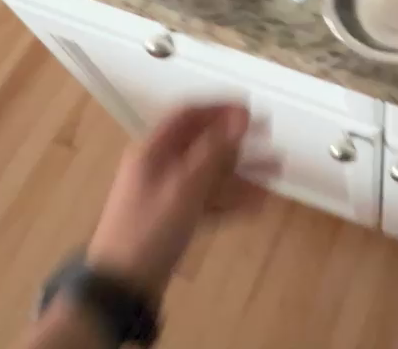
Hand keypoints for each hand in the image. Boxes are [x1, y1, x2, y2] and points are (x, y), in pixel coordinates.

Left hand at [84, 104, 251, 297]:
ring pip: (211, 172)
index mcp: (153, 150)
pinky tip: (258, 201)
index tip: (250, 109)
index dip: (220, 107)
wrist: (121, 289)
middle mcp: (160, 166)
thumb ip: (214, 148)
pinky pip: (209, 198)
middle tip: (268, 134)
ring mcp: (168, 193)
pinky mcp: (176, 218)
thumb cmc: (150, 228)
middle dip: (238, 139)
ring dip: (242, 170)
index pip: (189, 114)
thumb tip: (242, 115)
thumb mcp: (184, 184)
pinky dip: (232, 197)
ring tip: (275, 170)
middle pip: (204, 142)